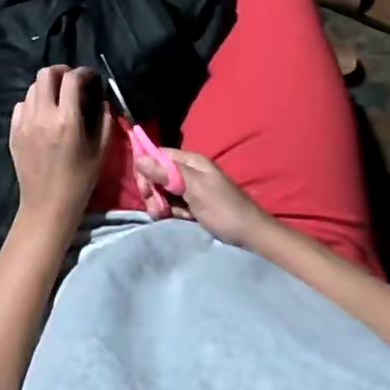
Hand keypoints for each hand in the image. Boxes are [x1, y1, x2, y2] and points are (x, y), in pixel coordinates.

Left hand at [9, 66, 109, 234]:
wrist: (47, 206)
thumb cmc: (79, 181)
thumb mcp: (100, 151)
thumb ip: (104, 121)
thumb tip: (101, 100)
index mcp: (66, 120)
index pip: (71, 79)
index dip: (83, 72)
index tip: (90, 77)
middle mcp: (42, 116)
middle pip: (45, 74)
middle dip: (61, 72)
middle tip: (72, 81)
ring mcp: (24, 123)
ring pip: (32, 88)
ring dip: (47, 87)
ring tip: (58, 98)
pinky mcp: (13, 132)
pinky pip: (21, 105)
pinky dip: (34, 103)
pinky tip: (43, 114)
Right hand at [135, 149, 274, 247]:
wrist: (250, 234)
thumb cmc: (223, 209)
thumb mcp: (195, 189)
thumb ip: (167, 173)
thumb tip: (139, 158)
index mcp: (190, 160)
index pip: (156, 155)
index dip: (145, 170)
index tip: (145, 191)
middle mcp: (188, 170)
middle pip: (157, 174)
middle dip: (152, 191)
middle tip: (157, 209)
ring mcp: (190, 188)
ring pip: (162, 191)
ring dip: (159, 204)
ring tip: (167, 216)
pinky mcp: (192, 204)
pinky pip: (172, 203)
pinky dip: (170, 211)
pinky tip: (178, 219)